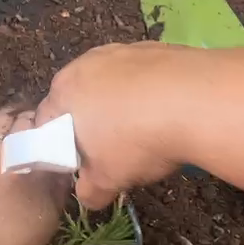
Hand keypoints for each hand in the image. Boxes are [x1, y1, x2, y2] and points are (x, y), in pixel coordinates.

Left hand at [0, 107, 68, 244]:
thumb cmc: (16, 239)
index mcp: (39, 164)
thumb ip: (58, 189)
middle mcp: (14, 153)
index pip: (50, 134)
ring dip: (8, 113)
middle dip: (33, 114)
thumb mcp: (49, 217)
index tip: (57, 123)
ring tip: (15, 109)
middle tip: (39, 113)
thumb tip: (65, 170)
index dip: (53, 125)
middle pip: (25, 124)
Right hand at [36, 43, 207, 208]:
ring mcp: (121, 51)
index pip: (46, 122)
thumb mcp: (108, 179)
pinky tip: (168, 112)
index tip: (81, 163)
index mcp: (63, 93)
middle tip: (113, 150)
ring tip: (146, 130)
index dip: (59, 146)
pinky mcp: (155, 47)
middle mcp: (86, 64)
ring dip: (122, 105)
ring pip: (112, 84)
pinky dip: (149, 92)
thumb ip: (90, 190)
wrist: (197, 102)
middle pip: (80, 98)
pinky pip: (143, 75)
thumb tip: (88, 197)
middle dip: (92, 122)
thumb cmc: (136, 141)